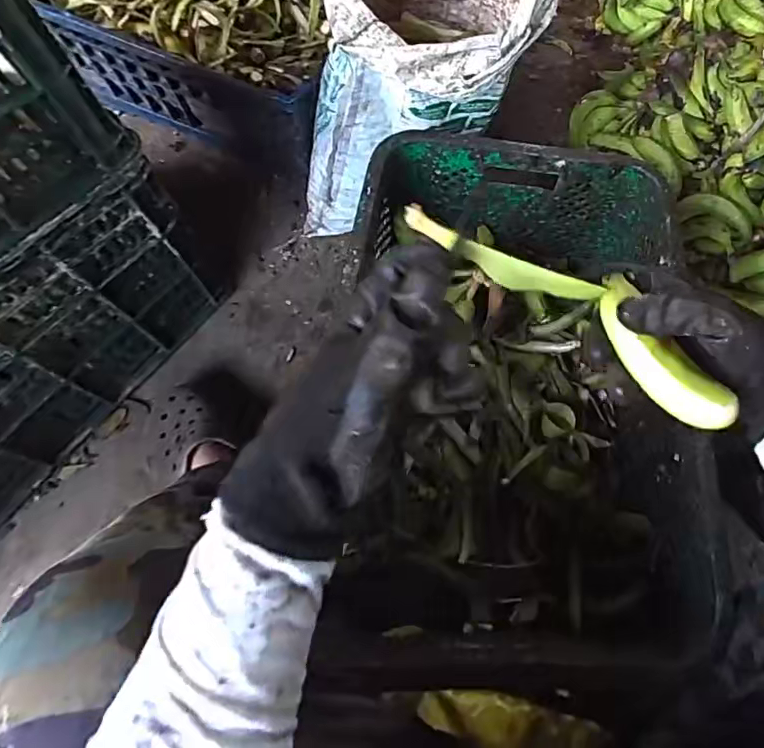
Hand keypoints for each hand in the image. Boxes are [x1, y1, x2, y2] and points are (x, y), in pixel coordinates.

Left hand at [219, 245, 479, 559]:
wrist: (306, 501)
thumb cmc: (330, 432)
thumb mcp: (369, 376)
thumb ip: (403, 325)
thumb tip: (432, 268)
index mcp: (364, 326)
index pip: (395, 276)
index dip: (424, 262)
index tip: (456, 263)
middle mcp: (383, 343)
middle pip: (431, 315)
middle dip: (449, 333)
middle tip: (449, 363)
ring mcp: (397, 373)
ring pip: (443, 351)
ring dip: (456, 368)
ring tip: (448, 396)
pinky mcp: (410, 404)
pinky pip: (446, 385)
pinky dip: (457, 392)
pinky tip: (453, 408)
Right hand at [611, 274, 763, 441]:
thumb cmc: (748, 351)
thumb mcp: (713, 324)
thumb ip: (670, 313)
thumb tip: (621, 308)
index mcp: (675, 295)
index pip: (630, 280)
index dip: (606, 288)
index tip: (583, 302)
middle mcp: (663, 319)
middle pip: (618, 318)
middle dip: (602, 335)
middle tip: (595, 359)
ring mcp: (663, 351)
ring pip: (622, 350)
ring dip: (612, 365)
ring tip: (617, 384)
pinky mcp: (664, 380)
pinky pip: (634, 378)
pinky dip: (625, 386)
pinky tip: (626, 395)